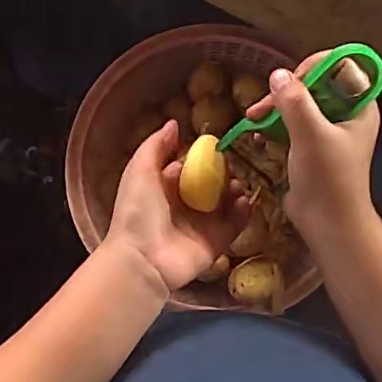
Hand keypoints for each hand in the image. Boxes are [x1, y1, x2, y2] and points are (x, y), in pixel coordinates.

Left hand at [102, 120, 249, 294]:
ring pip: (227, 202)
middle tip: (231, 169)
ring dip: (236, 190)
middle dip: (225, 174)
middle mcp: (185, 205)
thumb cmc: (137, 211)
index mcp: (166, 187)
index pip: (191, 167)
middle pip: (213, 184)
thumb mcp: (140, 169)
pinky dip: (243, 212)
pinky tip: (243, 201)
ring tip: (237, 186)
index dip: (205, 157)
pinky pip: (236, 224)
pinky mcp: (216, 242)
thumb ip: (156, 145)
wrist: (142, 259)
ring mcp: (202, 225)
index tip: (219, 148)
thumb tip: (174, 123)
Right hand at [246, 50, 380, 241]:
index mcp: (359, 106)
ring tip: (253, 117)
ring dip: (276, 107)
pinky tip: (257, 132)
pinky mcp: (311, 147)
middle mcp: (346, 114)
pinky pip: (291, 124)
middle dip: (287, 89)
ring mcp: (328, 131)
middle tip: (264, 103)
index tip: (292, 81)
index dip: (315, 67)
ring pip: (300, 104)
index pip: (340, 68)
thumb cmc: (328, 179)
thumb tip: (277, 74)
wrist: (328, 224)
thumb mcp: (311, 135)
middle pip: (315, 84)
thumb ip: (295, 102)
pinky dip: (274, 124)